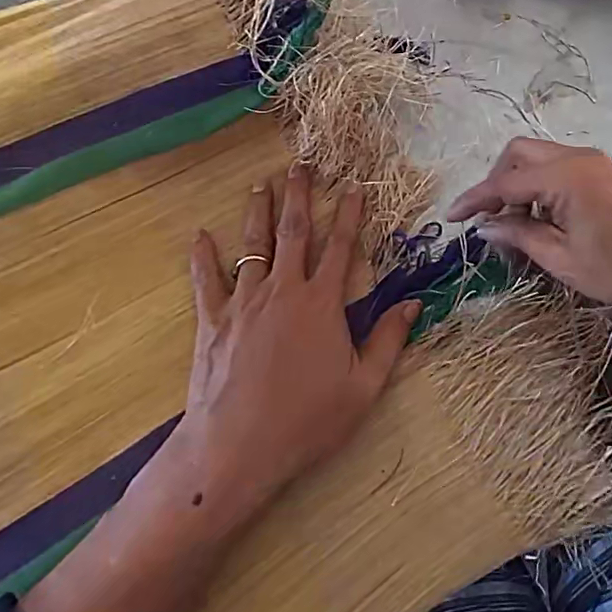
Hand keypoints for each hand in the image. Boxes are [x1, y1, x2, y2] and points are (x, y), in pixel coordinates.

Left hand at [180, 163, 420, 518]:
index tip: (353, 186)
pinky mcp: (213, 320)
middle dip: (299, 196)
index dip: (349, 214)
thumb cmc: (306, 420)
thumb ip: (388, 342)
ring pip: (252, 246)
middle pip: (293, 232)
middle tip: (301, 165)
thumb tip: (413, 305)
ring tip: (260, 186)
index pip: (340, 247)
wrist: (237, 445)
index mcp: (321, 304)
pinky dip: (202, 257)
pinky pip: (206, 280)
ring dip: (257, 213)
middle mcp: (282, 290)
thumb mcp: (362, 388)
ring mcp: (243, 302)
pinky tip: (199, 236)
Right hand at [445, 137, 611, 310]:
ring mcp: (589, 161)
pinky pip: (553, 164)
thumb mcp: (558, 257)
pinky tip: (535, 212)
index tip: (452, 216)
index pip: (505, 182)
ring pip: (534, 155)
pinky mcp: (596, 170)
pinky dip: (535, 182)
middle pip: (517, 153)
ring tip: (512, 218)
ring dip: (515, 180)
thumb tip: (485, 226)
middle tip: (489, 215)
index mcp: (565, 177)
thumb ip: (517, 234)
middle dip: (496, 181)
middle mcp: (575, 158)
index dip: (475, 199)